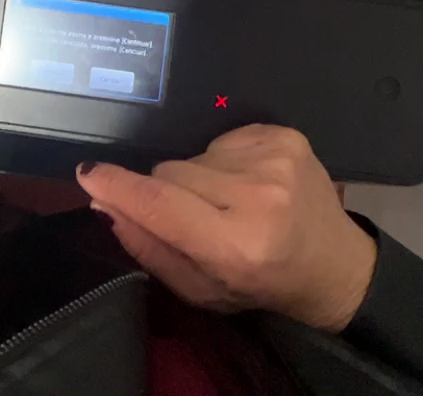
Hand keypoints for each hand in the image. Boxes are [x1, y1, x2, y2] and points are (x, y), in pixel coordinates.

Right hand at [77, 124, 376, 331]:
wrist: (334, 264)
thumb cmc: (262, 284)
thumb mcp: (201, 288)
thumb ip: (148, 246)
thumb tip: (103, 202)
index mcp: (238, 245)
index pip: (159, 203)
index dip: (118, 186)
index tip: (88, 174)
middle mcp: (257, 197)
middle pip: (170, 171)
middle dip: (168, 191)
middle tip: (196, 215)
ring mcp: (274, 160)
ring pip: (192, 154)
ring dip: (199, 175)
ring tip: (227, 200)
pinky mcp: (283, 134)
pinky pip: (221, 138)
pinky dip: (224, 159)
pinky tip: (247, 180)